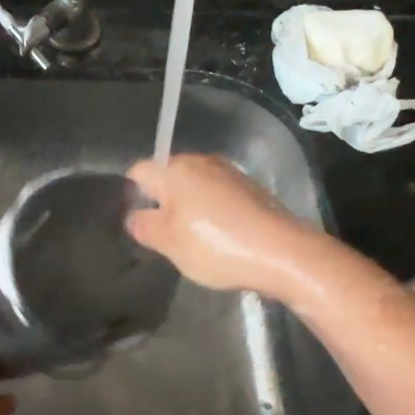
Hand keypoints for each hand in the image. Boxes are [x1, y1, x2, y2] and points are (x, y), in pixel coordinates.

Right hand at [125, 154, 322, 299]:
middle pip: (168, 177)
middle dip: (162, 203)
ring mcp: (229, 173)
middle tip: (164, 237)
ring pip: (195, 187)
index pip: (139, 171)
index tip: (139, 223)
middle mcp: (202, 162)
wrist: (282, 252)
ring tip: (193, 241)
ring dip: (189, 209)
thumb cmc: (216, 245)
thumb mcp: (169, 243)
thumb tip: (134, 216)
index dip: (132, 196)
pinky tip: (220, 238)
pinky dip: (212, 212)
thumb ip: (144, 226)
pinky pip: (218, 195)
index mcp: (177, 169)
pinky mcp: (250, 188)